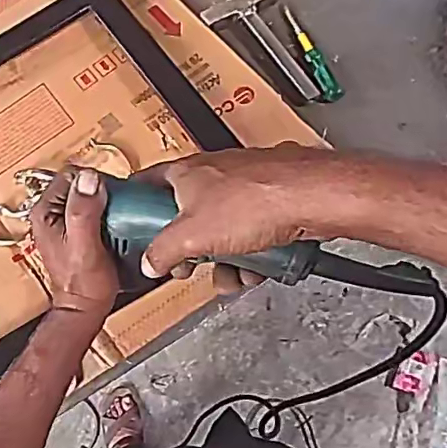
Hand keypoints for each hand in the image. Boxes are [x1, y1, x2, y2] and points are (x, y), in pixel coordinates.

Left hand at [29, 166, 119, 322]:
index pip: (70, 175)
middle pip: (80, 184)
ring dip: (105, 202)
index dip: (93, 181)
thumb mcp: (84, 244)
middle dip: (101, 191)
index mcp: (44, 213)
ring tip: (117, 215)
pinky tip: (114, 226)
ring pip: (88, 197)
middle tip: (116, 206)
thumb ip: (83, 210)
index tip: (109, 194)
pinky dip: (106, 214)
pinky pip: (94, 212)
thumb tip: (88, 179)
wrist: (85, 308)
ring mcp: (64, 223)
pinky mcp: (77, 232)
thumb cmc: (82, 284)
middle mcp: (51, 215)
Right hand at [137, 145, 361, 280]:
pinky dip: (249, 255)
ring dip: (222, 260)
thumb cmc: (260, 200)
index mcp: (186, 173)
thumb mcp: (192, 236)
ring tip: (232, 274)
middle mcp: (213, 175)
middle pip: (184, 217)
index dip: (135, 208)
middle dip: (187, 250)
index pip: (146, 184)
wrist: (313, 198)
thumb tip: (149, 261)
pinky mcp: (267, 204)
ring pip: (219, 231)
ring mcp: (242, 189)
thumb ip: (162, 251)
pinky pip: (247, 235)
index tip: (132, 231)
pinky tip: (255, 268)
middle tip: (186, 266)